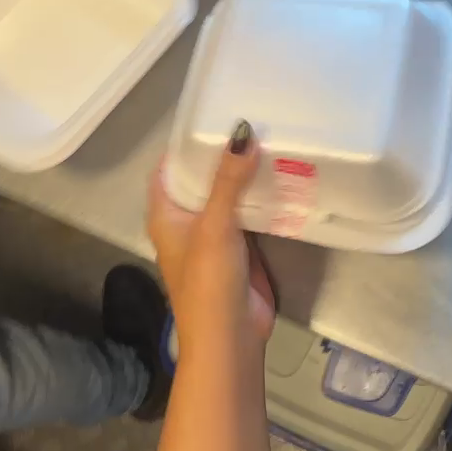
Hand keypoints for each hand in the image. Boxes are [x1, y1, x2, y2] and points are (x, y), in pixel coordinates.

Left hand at [146, 120, 276, 350]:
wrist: (231, 336)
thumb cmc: (209, 280)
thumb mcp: (215, 225)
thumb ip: (229, 180)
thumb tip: (243, 131)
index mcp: (166, 213)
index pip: (170, 166)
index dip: (187, 142)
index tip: (214, 114)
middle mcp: (188, 220)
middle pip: (204, 178)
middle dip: (225, 154)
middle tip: (256, 120)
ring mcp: (216, 234)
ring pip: (231, 195)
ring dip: (247, 174)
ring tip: (274, 138)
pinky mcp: (243, 247)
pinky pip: (252, 213)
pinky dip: (264, 196)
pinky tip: (285, 175)